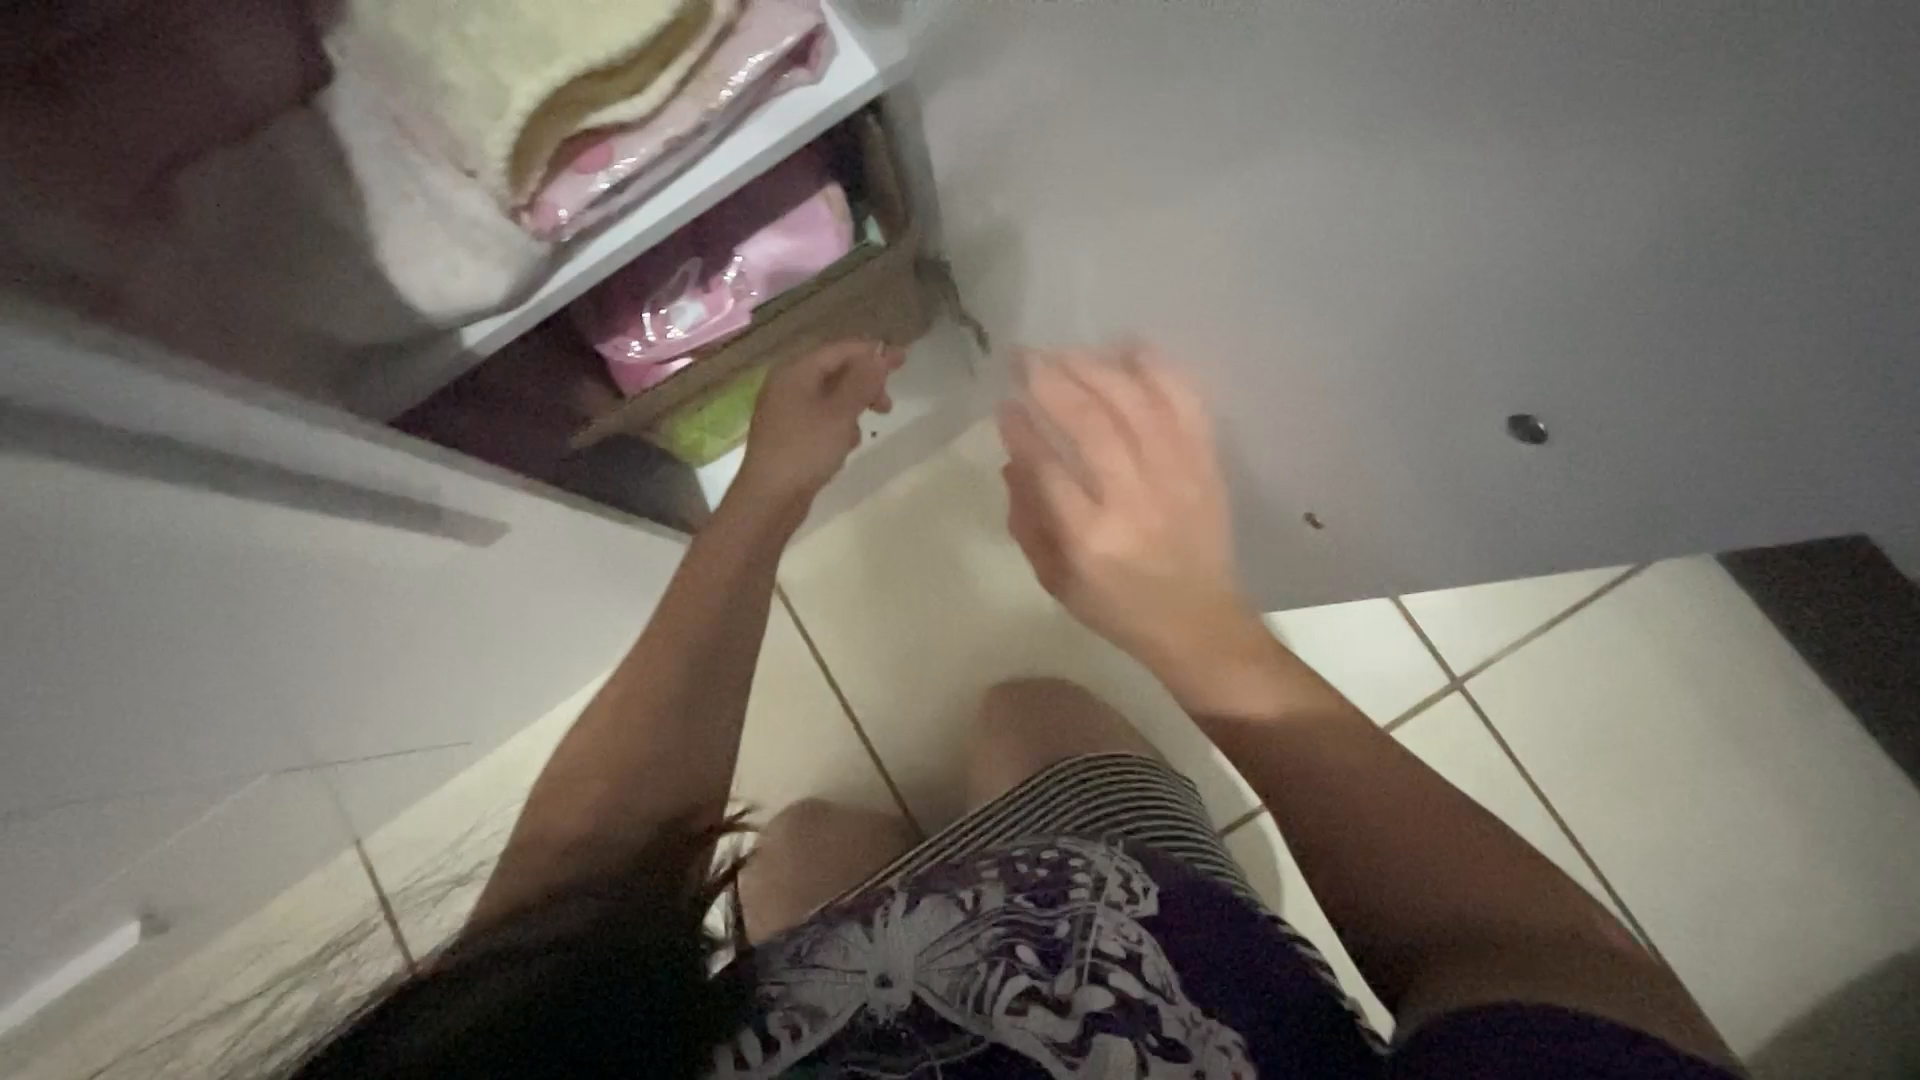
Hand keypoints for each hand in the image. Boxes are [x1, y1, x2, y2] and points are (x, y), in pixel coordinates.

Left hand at [735, 339, 903, 511]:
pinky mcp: (790, 437)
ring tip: (865, 430)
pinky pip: (821, 421)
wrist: (769, 499)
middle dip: (865, 385)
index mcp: (795, 373)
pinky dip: (839, 427)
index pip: (839, 351)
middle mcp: (788, 387)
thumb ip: (862, 382)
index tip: (903, 360)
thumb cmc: (805, 451)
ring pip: (830, 400)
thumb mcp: (839, 413)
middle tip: (887, 405)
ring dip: (853, 409)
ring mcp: (787, 413)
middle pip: (834, 373)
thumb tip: (880, 355)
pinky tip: (846, 447)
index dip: (872, 353)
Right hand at [998, 343, 1257, 669]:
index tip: (1002, 403)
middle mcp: (1135, 501)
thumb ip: (1028, 522)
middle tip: (1023, 358)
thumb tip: (1012, 460)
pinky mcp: (1207, 467)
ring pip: (1135, 406)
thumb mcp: (1055, 581)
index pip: (1048, 468)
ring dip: (1095, 369)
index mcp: (1091, 538)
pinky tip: (1130, 347)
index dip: (1022, 429)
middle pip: (1091, 425)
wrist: (1198, 623)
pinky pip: (1186, 406)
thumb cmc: (1117, 608)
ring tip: (1063, 350)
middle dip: (1051, 382)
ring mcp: (1177, 479)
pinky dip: (1159, 371)